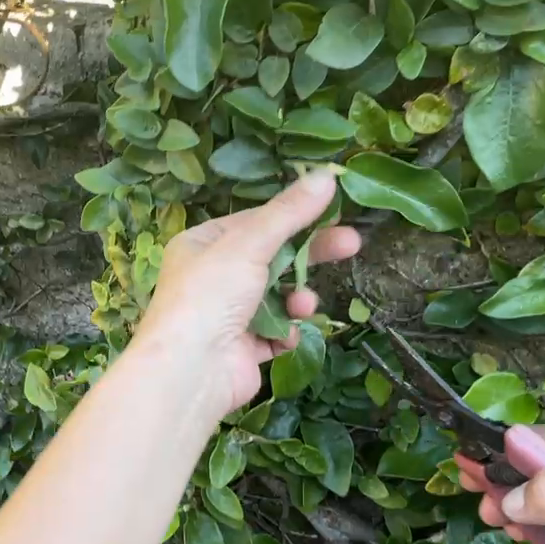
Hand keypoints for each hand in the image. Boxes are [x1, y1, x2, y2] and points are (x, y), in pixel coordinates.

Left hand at [128, 169, 360, 419]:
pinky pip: (275, 332)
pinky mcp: (243, 348)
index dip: (293, 217)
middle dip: (311, 254)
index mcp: (202, 244)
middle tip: (352, 244)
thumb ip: (289, 212)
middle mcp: (212, 277)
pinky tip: (285, 336)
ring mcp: (227, 314)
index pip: (254, 222)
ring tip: (302, 306)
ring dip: (297, 299)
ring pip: (278, 296)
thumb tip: (327, 174)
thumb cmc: (211, 295)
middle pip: (272, 257)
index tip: (333, 211)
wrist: (192, 369)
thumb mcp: (249, 243)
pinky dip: (285, 332)